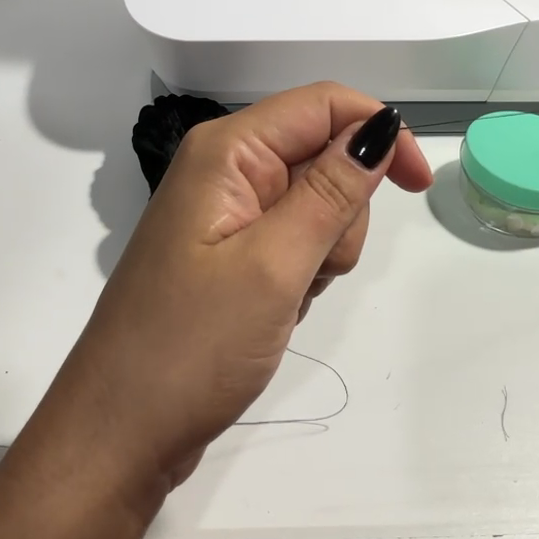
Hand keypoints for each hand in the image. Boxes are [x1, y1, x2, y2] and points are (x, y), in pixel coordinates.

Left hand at [55, 81, 430, 484]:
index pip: (323, 104)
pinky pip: (294, 237)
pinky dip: (306, 269)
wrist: (120, 434)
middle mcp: (225, 168)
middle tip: (313, 266)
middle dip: (343, 208)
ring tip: (290, 295)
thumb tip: (381, 126)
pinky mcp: (230, 251)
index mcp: (227, 151)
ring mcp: (226, 212)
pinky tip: (282, 307)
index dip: (377, 131)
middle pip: (322, 153)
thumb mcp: (274, 265)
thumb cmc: (191, 347)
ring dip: (326, 246)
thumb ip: (332, 190)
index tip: (418, 185)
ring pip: (316, 200)